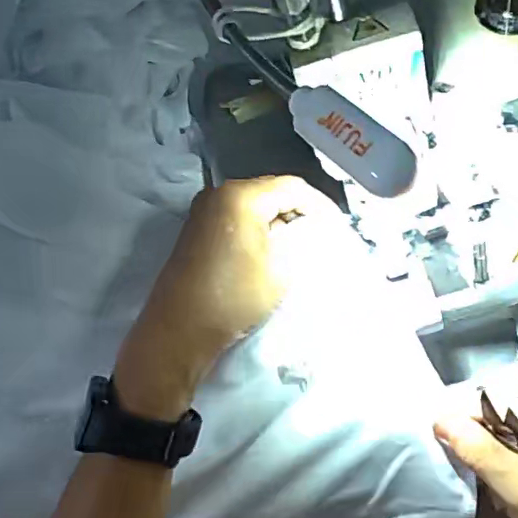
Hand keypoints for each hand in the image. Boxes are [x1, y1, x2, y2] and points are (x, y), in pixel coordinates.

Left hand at [115, 176, 334, 418]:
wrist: (180, 330)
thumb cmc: (235, 298)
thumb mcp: (281, 268)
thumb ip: (299, 238)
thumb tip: (309, 227)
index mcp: (241, 197)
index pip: (293, 187)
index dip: (320, 204)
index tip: (337, 225)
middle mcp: (219, 193)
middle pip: (271, 190)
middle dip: (299, 208)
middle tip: (322, 231)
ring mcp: (204, 210)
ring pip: (254, 202)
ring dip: (279, 217)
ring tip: (301, 240)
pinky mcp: (197, 228)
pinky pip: (237, 215)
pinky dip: (259, 224)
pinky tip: (272, 245)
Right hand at [434, 401, 517, 517]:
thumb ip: (480, 452)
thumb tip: (441, 420)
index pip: (492, 402)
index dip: (463, 421)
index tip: (442, 446)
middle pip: (495, 410)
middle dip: (476, 437)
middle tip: (469, 469)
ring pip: (498, 425)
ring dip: (485, 449)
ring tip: (484, 476)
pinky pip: (509, 436)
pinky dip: (497, 456)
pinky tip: (499, 478)